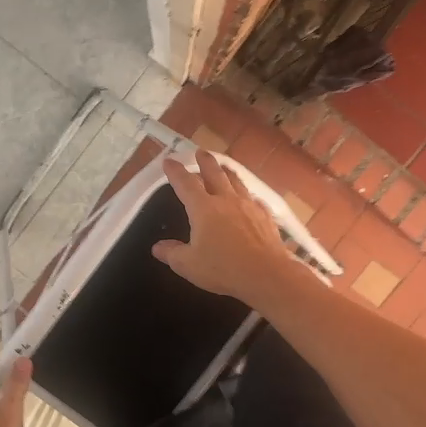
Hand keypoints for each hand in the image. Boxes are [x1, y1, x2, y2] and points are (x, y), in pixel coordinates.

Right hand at [152, 150, 306, 307]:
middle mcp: (226, 200)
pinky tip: (250, 198)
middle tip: (200, 152)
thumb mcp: (188, 265)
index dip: (175, 171)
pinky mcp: (265, 216)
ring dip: (227, 172)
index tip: (169, 161)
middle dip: (204, 161)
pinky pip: (254, 199)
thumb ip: (172, 253)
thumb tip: (158, 247)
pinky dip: (247, 194)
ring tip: (224, 167)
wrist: (267, 274)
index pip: (185, 183)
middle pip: (214, 173)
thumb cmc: (223, 268)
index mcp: (203, 208)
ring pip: (236, 181)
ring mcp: (248, 206)